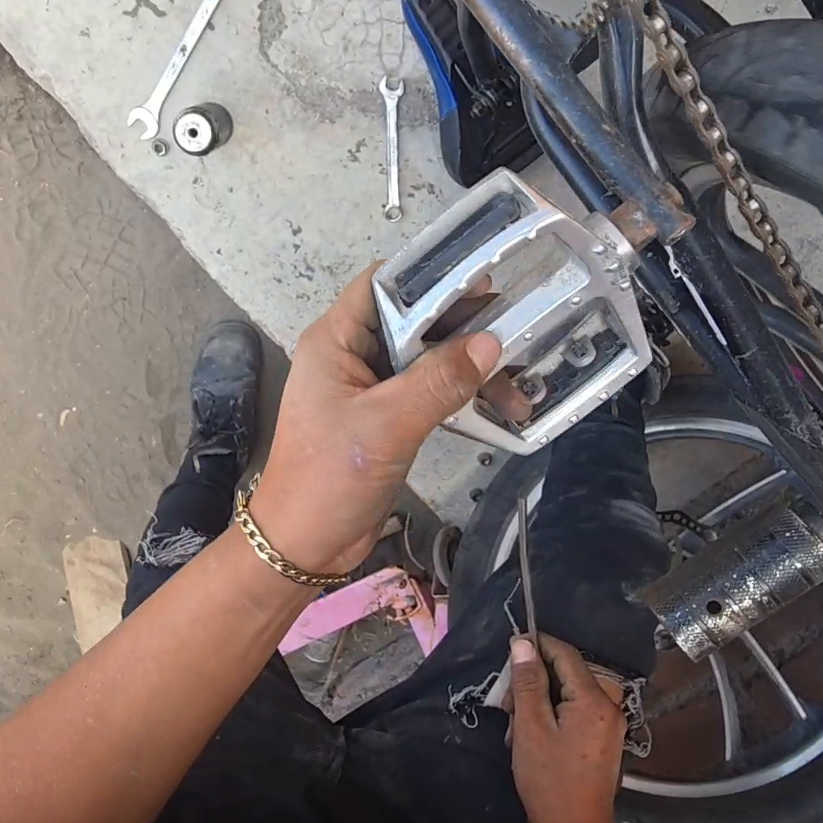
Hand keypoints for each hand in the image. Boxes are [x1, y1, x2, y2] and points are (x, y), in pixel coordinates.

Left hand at [249, 264, 501, 576]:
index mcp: (336, 341)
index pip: (382, 284)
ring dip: (469, 370)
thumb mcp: (387, 425)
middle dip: (463, 327)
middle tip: (519, 329)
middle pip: (413, 321)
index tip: (484, 279)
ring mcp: (370, 389)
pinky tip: (499, 407)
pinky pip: (428, 393)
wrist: (303, 545)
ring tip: (518, 387)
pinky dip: (460, 397)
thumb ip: (438, 382)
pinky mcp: (386, 419)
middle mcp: (352, 356)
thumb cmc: (330, 478)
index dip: (430, 276)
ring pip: (427, 360)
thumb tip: (491, 343)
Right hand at [507, 634, 626, 822]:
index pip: (565, 653)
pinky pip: (575, 713)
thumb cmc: (550, 782)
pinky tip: (532, 736)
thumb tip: (522, 643)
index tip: (507, 652)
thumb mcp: (531, 728)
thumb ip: (527, 682)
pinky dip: (552, 716)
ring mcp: (609, 726)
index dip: (535, 645)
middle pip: (566, 673)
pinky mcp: (603, 742)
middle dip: (533, 681)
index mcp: (594, 700)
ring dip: (539, 701)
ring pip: (568, 694)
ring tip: (516, 728)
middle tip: (507, 705)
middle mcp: (609, 707)